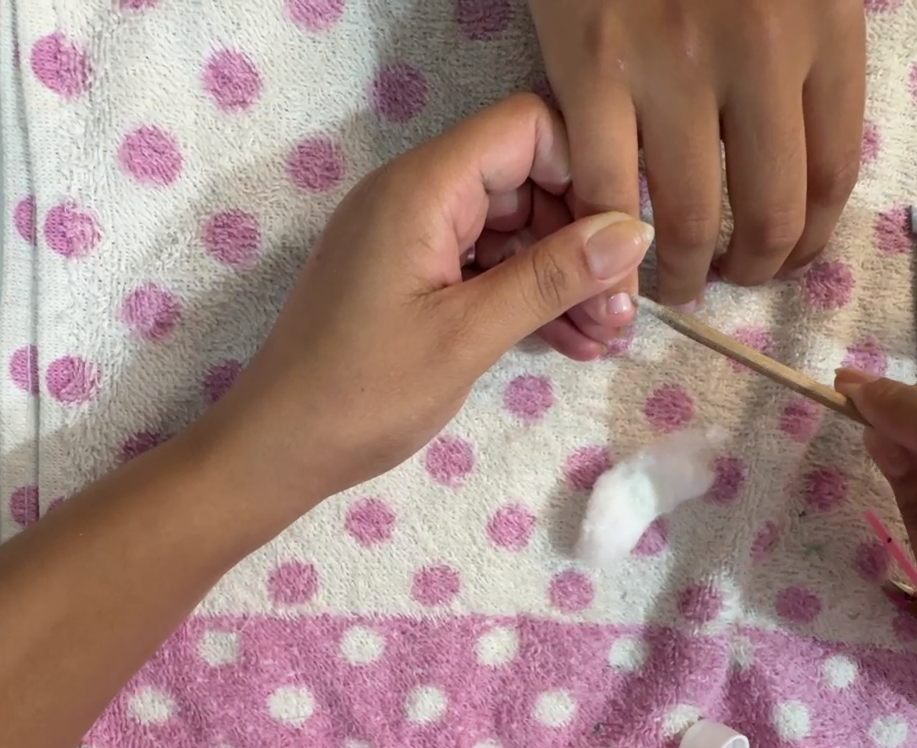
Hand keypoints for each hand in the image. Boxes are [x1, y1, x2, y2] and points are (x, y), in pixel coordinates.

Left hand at [202, 94, 652, 508]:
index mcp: (423, 188)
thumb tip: (634, 231)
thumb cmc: (366, 392)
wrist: (281, 447)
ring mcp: (414, 241)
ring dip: (562, 280)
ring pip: (511, 235)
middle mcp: (418, 198)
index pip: (528, 130)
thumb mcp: (467, 334)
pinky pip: (485, 272)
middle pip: (525, 183)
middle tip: (621, 310)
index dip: (585, 174)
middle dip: (581, 242)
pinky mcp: (414, 281)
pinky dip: (526, 301)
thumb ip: (551, 276)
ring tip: (607, 336)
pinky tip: (572, 343)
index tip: (623, 243)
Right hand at [529, 0, 865, 310]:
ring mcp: (671, 66)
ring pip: (689, 219)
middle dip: (754, 270)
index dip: (811, 243)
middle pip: (769, 213)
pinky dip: (611, 238)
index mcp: (823, 24)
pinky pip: (606, 190)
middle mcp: (759, 53)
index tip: (787, 263)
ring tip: (676, 284)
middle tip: (731, 279)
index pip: (832, 174)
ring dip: (684, 274)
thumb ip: (816, 51)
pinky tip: (616, 253)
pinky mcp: (592, 71)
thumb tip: (807, 149)